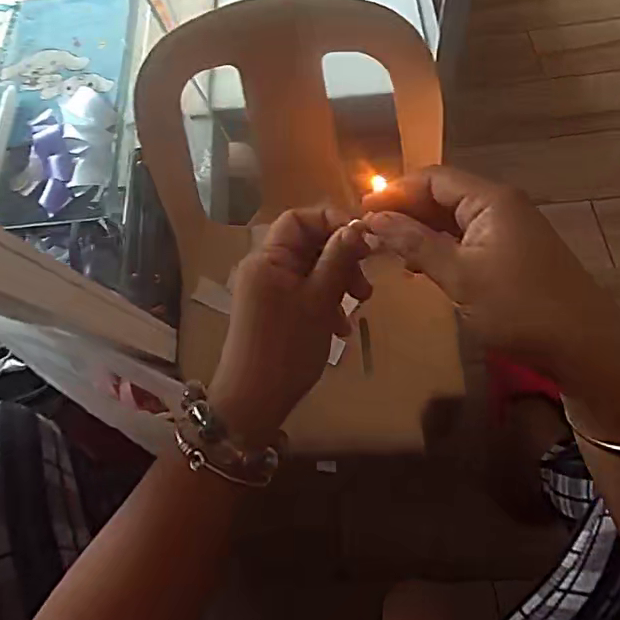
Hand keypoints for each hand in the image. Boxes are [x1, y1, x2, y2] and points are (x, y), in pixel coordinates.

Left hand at [208, 206, 371, 444]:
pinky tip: (340, 327)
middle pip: (308, 243)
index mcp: (268, 257)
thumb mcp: (319, 300)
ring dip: (338, 282)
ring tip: (359, 304)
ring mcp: (268, 289)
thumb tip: (356, 226)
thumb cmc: (286, 348)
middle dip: (341, 257)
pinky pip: (304, 291)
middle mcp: (264, 266)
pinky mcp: (274, 309)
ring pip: (310, 269)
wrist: (254, 401)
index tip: (364, 241)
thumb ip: (337, 259)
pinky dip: (325, 301)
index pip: (299, 219)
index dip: (332, 222)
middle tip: (365, 282)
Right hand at [361, 167, 619, 444]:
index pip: (432, 177)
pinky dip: (440, 246)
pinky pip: (467, 237)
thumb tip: (373, 219)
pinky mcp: (513, 252)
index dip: (395, 191)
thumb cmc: (520, 308)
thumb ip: (414, 243)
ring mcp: (510, 228)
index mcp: (490, 199)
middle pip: (442, 194)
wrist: (588, 351)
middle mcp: (501, 204)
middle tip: (369, 231)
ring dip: (420, 229)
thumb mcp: (459, 276)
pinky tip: (420, 265)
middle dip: (405, 210)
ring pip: (453, 218)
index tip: (362, 211)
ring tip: (387, 248)